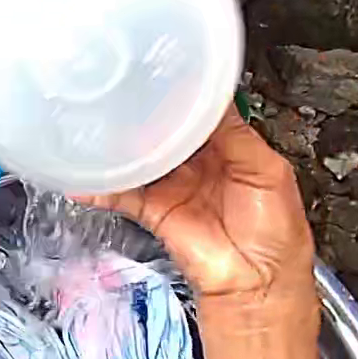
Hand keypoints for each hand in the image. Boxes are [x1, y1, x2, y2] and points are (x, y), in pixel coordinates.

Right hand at [77, 109, 314, 306]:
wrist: (254, 280)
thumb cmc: (274, 231)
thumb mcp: (267, 171)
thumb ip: (237, 137)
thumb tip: (212, 103)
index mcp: (227, 148)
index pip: (198, 114)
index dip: (183, 97)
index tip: (164, 78)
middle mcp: (194, 164)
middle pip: (162, 134)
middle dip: (144, 119)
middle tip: (123, 100)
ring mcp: (170, 186)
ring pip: (138, 160)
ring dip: (117, 149)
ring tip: (95, 131)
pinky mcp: (151, 211)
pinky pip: (121, 196)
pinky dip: (99, 189)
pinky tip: (83, 180)